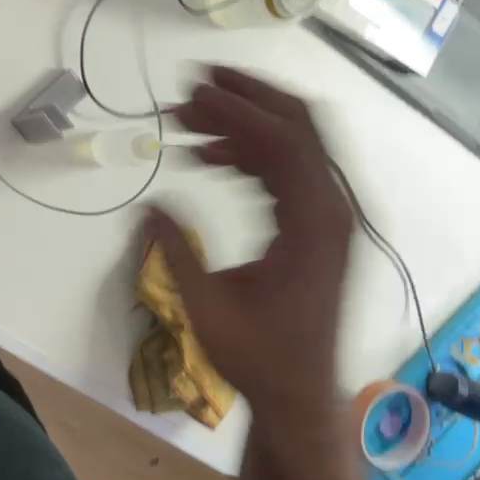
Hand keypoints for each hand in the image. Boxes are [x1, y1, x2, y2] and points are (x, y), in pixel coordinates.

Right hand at [145, 67, 353, 434]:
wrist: (300, 394)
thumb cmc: (257, 355)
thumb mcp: (205, 306)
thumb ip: (176, 251)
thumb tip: (147, 204)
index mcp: (315, 222)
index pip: (281, 141)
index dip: (234, 110)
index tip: (189, 93)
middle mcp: (332, 208)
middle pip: (299, 125)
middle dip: (246, 97)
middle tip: (195, 85)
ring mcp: (330, 215)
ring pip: (294, 143)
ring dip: (244, 124)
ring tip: (190, 119)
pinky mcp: (319, 225)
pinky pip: (288, 169)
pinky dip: (250, 153)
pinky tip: (209, 157)